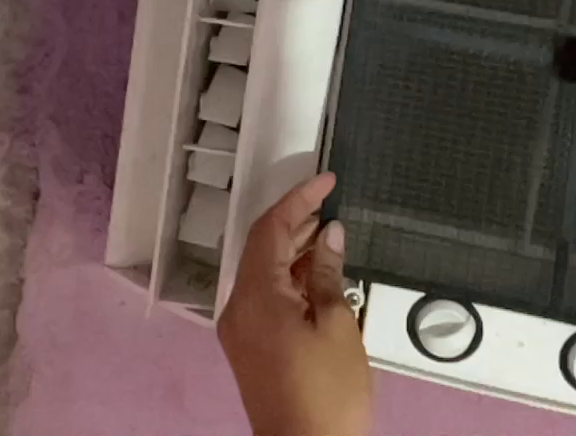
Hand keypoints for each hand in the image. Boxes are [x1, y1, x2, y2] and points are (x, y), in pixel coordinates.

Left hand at [217, 173, 370, 435]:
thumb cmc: (327, 394)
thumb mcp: (337, 324)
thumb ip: (328, 272)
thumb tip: (329, 235)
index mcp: (255, 296)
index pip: (272, 228)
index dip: (300, 198)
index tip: (327, 180)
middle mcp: (238, 307)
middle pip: (263, 245)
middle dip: (296, 220)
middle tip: (330, 203)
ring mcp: (241, 328)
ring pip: (264, 269)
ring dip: (294, 248)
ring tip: (330, 232)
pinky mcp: (250, 345)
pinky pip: (265, 293)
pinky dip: (290, 275)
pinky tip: (318, 271)